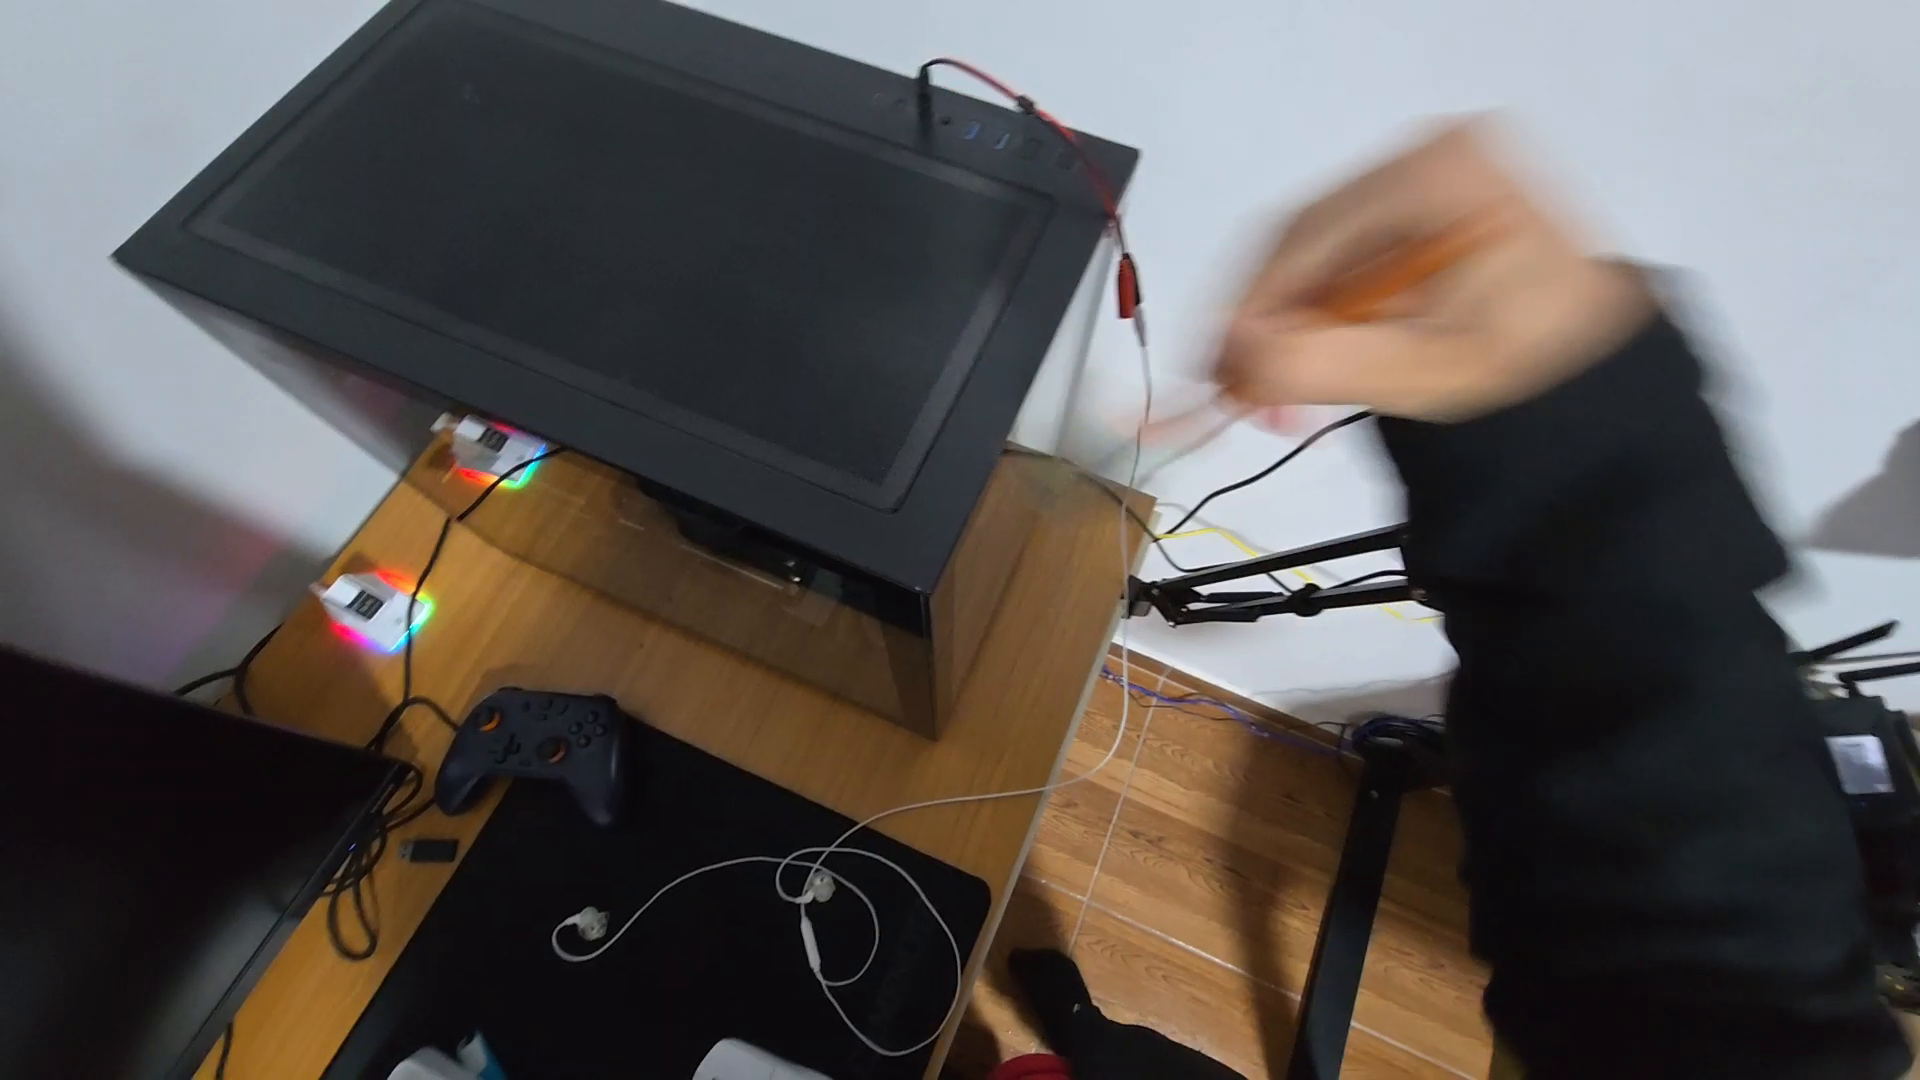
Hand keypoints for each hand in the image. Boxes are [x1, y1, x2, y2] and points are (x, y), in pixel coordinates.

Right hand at [1214, 119, 1652, 421]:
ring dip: (1270, 328)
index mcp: (1438, 174)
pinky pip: (1316, 265)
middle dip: (1256, 325)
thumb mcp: (1420, 373)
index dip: (1247, 305)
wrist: (1571, 356)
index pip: (1304, 233)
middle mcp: (1414, 160)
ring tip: (1266, 391)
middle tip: (1236, 391)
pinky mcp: (1388, 213)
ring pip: (1295, 258)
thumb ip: (1321, 362)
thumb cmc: (1520, 361)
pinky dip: (1294, 320)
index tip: (1215, 367)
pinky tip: (1292, 361)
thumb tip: (1232, 354)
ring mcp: (1399, 183)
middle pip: (1292, 244)